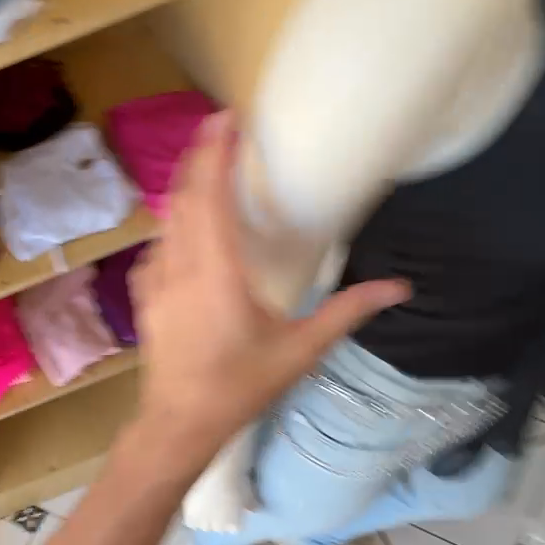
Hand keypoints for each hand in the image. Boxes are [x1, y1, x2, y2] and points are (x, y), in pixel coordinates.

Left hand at [126, 110, 408, 474]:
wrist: (178, 424)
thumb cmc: (237, 388)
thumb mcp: (298, 351)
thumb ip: (346, 313)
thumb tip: (399, 288)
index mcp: (216, 273)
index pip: (210, 197)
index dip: (215, 153)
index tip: (225, 119)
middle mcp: (179, 269)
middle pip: (182, 199)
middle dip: (199, 159)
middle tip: (218, 130)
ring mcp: (155, 285)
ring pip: (165, 224)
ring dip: (184, 192)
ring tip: (206, 173)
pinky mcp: (145, 302)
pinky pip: (155, 251)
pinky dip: (170, 229)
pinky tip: (183, 232)